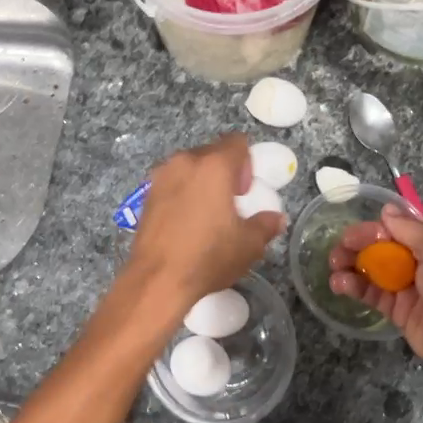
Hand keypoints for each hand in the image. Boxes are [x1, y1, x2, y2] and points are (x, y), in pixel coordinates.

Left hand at [127, 134, 284, 310]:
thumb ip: (266, 224)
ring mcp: (160, 176)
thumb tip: (277, 218)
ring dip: (202, 182)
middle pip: (212, 153)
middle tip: (229, 204)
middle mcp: (184, 161)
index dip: (247, 164)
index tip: (244, 193)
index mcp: (213, 165)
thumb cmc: (208, 256)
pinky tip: (185, 223)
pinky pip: (172, 182)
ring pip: (189, 167)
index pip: (237, 142)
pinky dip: (182, 193)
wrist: (157, 279)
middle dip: (224, 172)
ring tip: (206, 215)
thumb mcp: (248, 244)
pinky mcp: (145, 193)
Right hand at [329, 206, 422, 382]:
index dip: (374, 230)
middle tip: (338, 252)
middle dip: (358, 246)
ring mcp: (411, 288)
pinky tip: (340, 284)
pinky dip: (355, 287)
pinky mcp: (400, 312)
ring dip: (352, 266)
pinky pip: (373, 294)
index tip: (353, 235)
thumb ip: (410, 229)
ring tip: (334, 268)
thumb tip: (386, 210)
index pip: (399, 229)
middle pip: (383, 248)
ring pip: (374, 270)